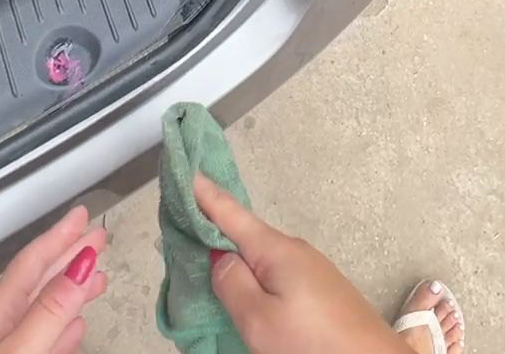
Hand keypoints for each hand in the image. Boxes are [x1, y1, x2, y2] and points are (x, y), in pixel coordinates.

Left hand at [0, 205, 109, 353]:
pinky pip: (43, 343)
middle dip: (69, 256)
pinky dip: (63, 330)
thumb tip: (83, 262)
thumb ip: (48, 312)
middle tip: (101, 238)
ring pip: (43, 312)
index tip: (84, 214)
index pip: (32, 263)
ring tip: (101, 279)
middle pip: (38, 281)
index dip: (59, 235)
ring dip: (72, 291)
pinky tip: (75, 332)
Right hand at [195, 172, 406, 353]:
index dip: (204, 192)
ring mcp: (311, 270)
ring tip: (209, 269)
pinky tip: (249, 294)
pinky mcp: (322, 292)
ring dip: (235, 258)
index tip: (184, 169)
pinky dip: (256, 277)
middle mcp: (293, 250)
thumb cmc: (314, 344)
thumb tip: (220, 256)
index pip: (230, 211)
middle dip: (215, 230)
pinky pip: (277, 275)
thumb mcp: (260, 321)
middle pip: (244, 234)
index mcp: (275, 248)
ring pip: (261, 258)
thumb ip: (232, 284)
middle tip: (182, 229)